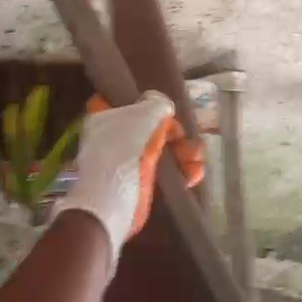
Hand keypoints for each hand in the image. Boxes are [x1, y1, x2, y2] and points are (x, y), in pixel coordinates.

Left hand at [50, 91, 204, 274]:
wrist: (112, 203)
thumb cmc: (124, 151)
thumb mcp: (144, 118)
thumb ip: (157, 106)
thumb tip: (163, 106)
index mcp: (104, 116)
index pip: (118, 98)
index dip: (139, 98)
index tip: (158, 103)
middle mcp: (113, 136)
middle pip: (148, 125)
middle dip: (173, 131)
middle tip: (183, 136)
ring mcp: (127, 160)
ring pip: (160, 148)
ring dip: (183, 152)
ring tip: (196, 157)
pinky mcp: (140, 182)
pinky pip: (164, 171)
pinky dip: (181, 171)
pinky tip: (194, 173)